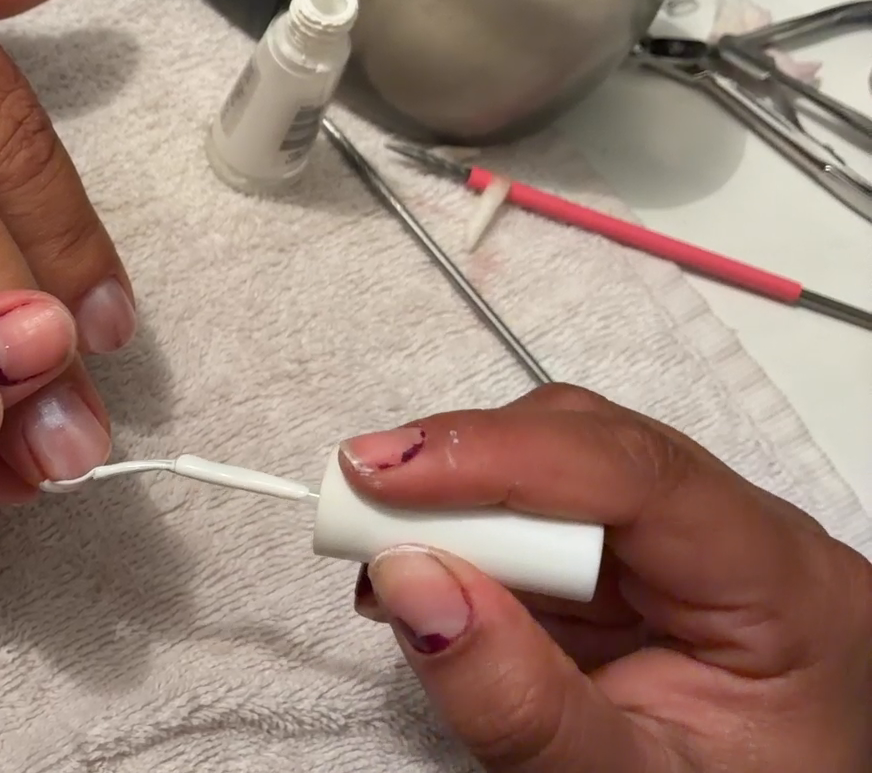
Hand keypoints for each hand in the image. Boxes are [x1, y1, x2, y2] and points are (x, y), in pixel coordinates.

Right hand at [341, 384, 871, 771]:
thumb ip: (522, 703)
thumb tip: (404, 574)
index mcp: (783, 591)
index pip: (633, 470)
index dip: (490, 453)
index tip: (371, 473)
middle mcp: (736, 532)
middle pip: (570, 441)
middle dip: (454, 479)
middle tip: (362, 528)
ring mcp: (671, 531)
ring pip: (530, 454)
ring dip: (440, 502)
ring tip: (386, 565)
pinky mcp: (611, 541)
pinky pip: (511, 493)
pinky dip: (442, 521)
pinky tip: (417, 570)